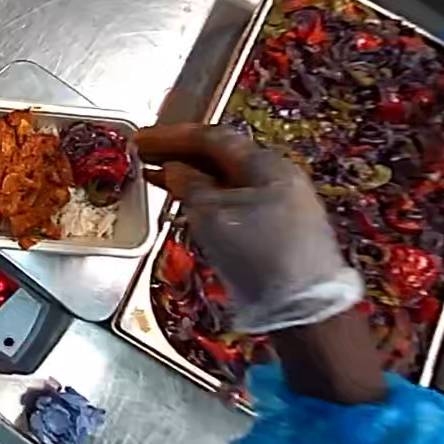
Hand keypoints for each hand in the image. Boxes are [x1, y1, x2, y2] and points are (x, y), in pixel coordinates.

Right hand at [135, 124, 361, 333]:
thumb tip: (173, 169)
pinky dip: (199, 192)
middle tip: (141, 153)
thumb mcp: (212, 213)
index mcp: (264, 165)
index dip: (171, 135)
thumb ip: (188, 184)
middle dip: (177, 151)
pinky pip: (227, 196)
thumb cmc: (257, 252)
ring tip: (152, 174)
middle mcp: (273, 176)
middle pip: (218, 154)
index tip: (139, 139)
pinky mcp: (271, 225)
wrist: (304, 308)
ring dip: (185, 172)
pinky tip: (180, 198)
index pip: (211, 137)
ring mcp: (275, 201)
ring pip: (221, 176)